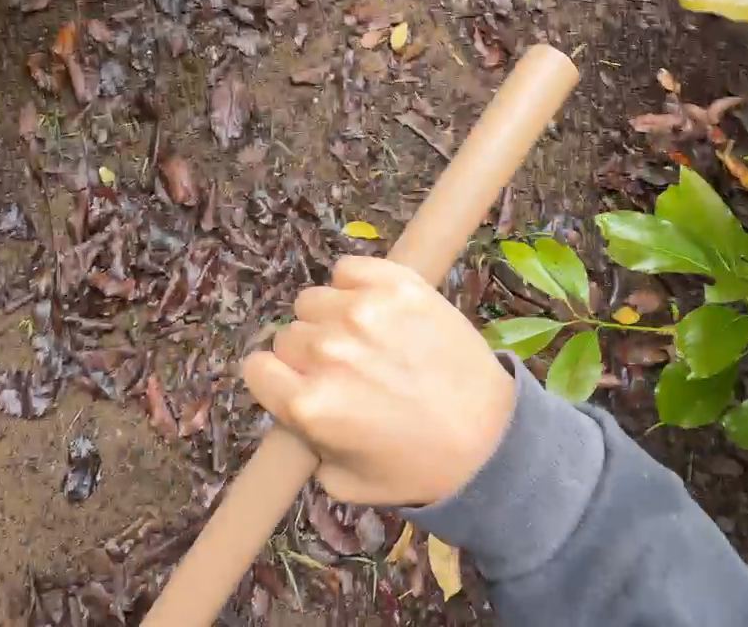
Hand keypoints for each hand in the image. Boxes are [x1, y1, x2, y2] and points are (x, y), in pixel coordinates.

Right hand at [242, 257, 517, 505]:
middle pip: (288, 335)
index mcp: (307, 403)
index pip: (255, 367)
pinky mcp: (395, 284)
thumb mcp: (341, 480)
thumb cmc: (416, 466)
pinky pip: (347, 269)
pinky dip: (355, 285)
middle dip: (309, 354)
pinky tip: (378, 311)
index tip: (298, 383)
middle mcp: (326, 352)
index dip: (277, 378)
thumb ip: (301, 441)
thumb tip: (289, 404)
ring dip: (332, 319)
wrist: (492, 439)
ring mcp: (361, 313)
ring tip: (370, 342)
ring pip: (314, 301)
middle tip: (349, 372)